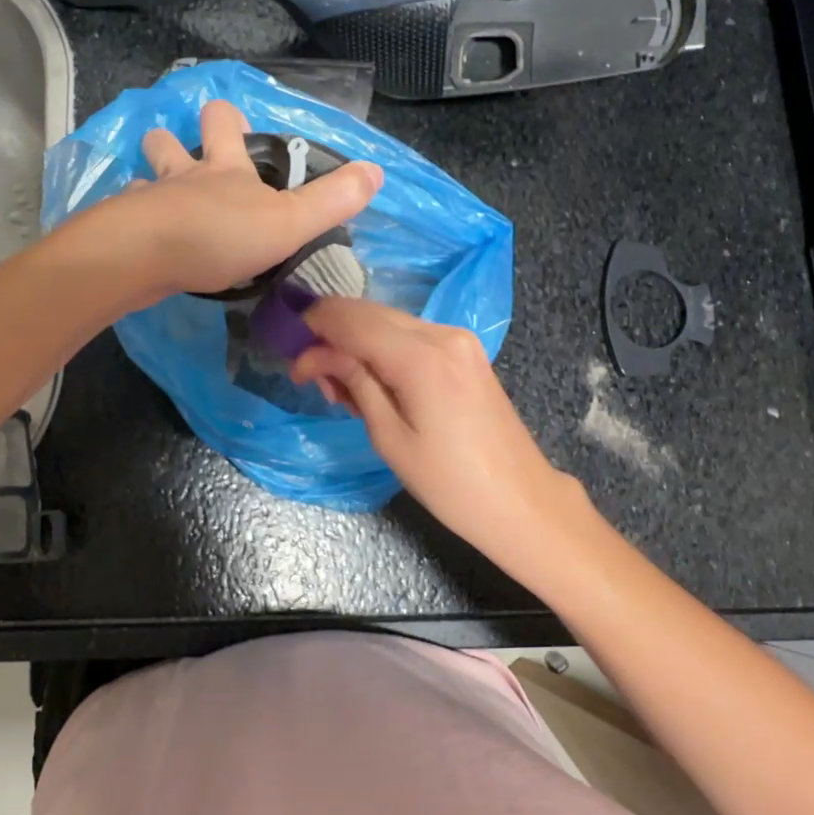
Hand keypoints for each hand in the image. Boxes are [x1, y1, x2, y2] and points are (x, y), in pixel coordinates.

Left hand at [73, 101, 381, 297]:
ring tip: (151, 193)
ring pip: (142, 179)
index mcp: (224, 169)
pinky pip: (124, 219)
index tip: (228, 120)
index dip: (226, 119)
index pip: (223, 125)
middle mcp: (182, 177)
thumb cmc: (220, 235)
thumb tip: (377, 171)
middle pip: (168, 142)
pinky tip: (135, 240)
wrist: (145, 256)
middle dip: (172, 140)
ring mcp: (147, 202)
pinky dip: (130, 222)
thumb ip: (331, 200)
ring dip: (147, 180)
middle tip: (176, 145)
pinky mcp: (121, 231)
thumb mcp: (290, 221)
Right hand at [292, 298, 588, 547]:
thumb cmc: (449, 482)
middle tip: (314, 381)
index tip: (292, 363)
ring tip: (343, 392)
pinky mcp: (465, 352)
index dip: (312, 332)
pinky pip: (409, 336)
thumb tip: (315, 354)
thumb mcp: (389, 437)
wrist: (520, 501)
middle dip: (331, 337)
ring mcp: (458, 340)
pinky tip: (373, 385)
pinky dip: (381, 350)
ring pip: (387, 322)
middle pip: (368, 312)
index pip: (350, 320)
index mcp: (421, 356)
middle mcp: (441, 333)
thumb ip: (353, 382)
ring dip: (355, 344)